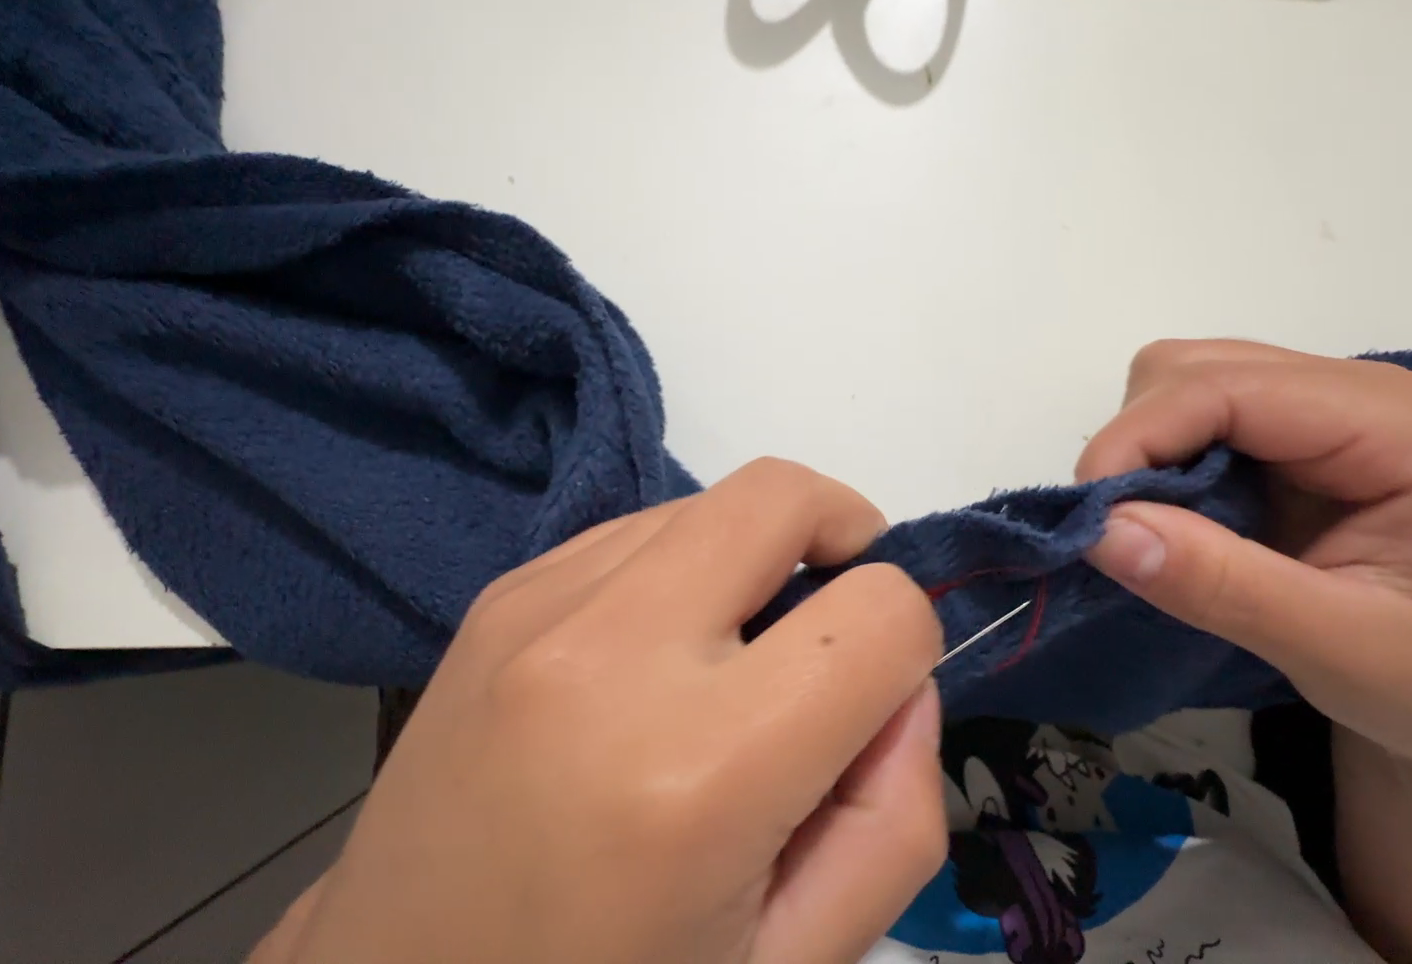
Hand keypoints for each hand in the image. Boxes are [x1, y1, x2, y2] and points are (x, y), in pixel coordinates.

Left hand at [252, 459, 946, 963]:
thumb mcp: (799, 961)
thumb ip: (895, 815)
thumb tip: (900, 681)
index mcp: (700, 772)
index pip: (882, 614)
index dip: (910, 650)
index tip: (873, 702)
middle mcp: (612, 653)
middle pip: (784, 495)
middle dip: (846, 534)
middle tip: (840, 612)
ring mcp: (539, 607)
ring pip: (712, 503)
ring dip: (757, 557)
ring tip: (732, 652)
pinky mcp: (502, 593)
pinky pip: (639, 531)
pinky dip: (684, 568)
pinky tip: (655, 655)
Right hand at [1076, 340, 1411, 963]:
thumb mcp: (1346, 654)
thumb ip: (1220, 585)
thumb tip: (1098, 528)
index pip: (1234, 385)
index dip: (1141, 434)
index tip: (1088, 516)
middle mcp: (1374, 395)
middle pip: (1204, 368)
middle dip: (1140, 440)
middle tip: (1122, 531)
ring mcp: (1339, 414)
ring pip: (1192, 385)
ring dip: (1149, 451)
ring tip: (1160, 532)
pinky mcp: (1305, 444)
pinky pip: (1203, 423)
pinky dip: (1165, 465)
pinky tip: (1185, 524)